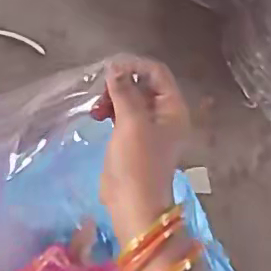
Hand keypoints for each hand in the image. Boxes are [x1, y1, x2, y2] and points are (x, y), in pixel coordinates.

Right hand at [92, 55, 190, 229]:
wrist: (133, 204)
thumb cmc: (137, 162)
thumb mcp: (131, 122)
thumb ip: (124, 91)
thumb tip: (114, 67)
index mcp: (173, 108)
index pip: (157, 72)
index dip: (134, 65)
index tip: (110, 68)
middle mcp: (164, 114)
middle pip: (143, 84)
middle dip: (121, 82)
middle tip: (100, 91)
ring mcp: (148, 127)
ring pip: (130, 98)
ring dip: (112, 96)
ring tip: (96, 107)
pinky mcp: (133, 138)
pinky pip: (122, 113)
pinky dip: (110, 109)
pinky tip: (96, 115)